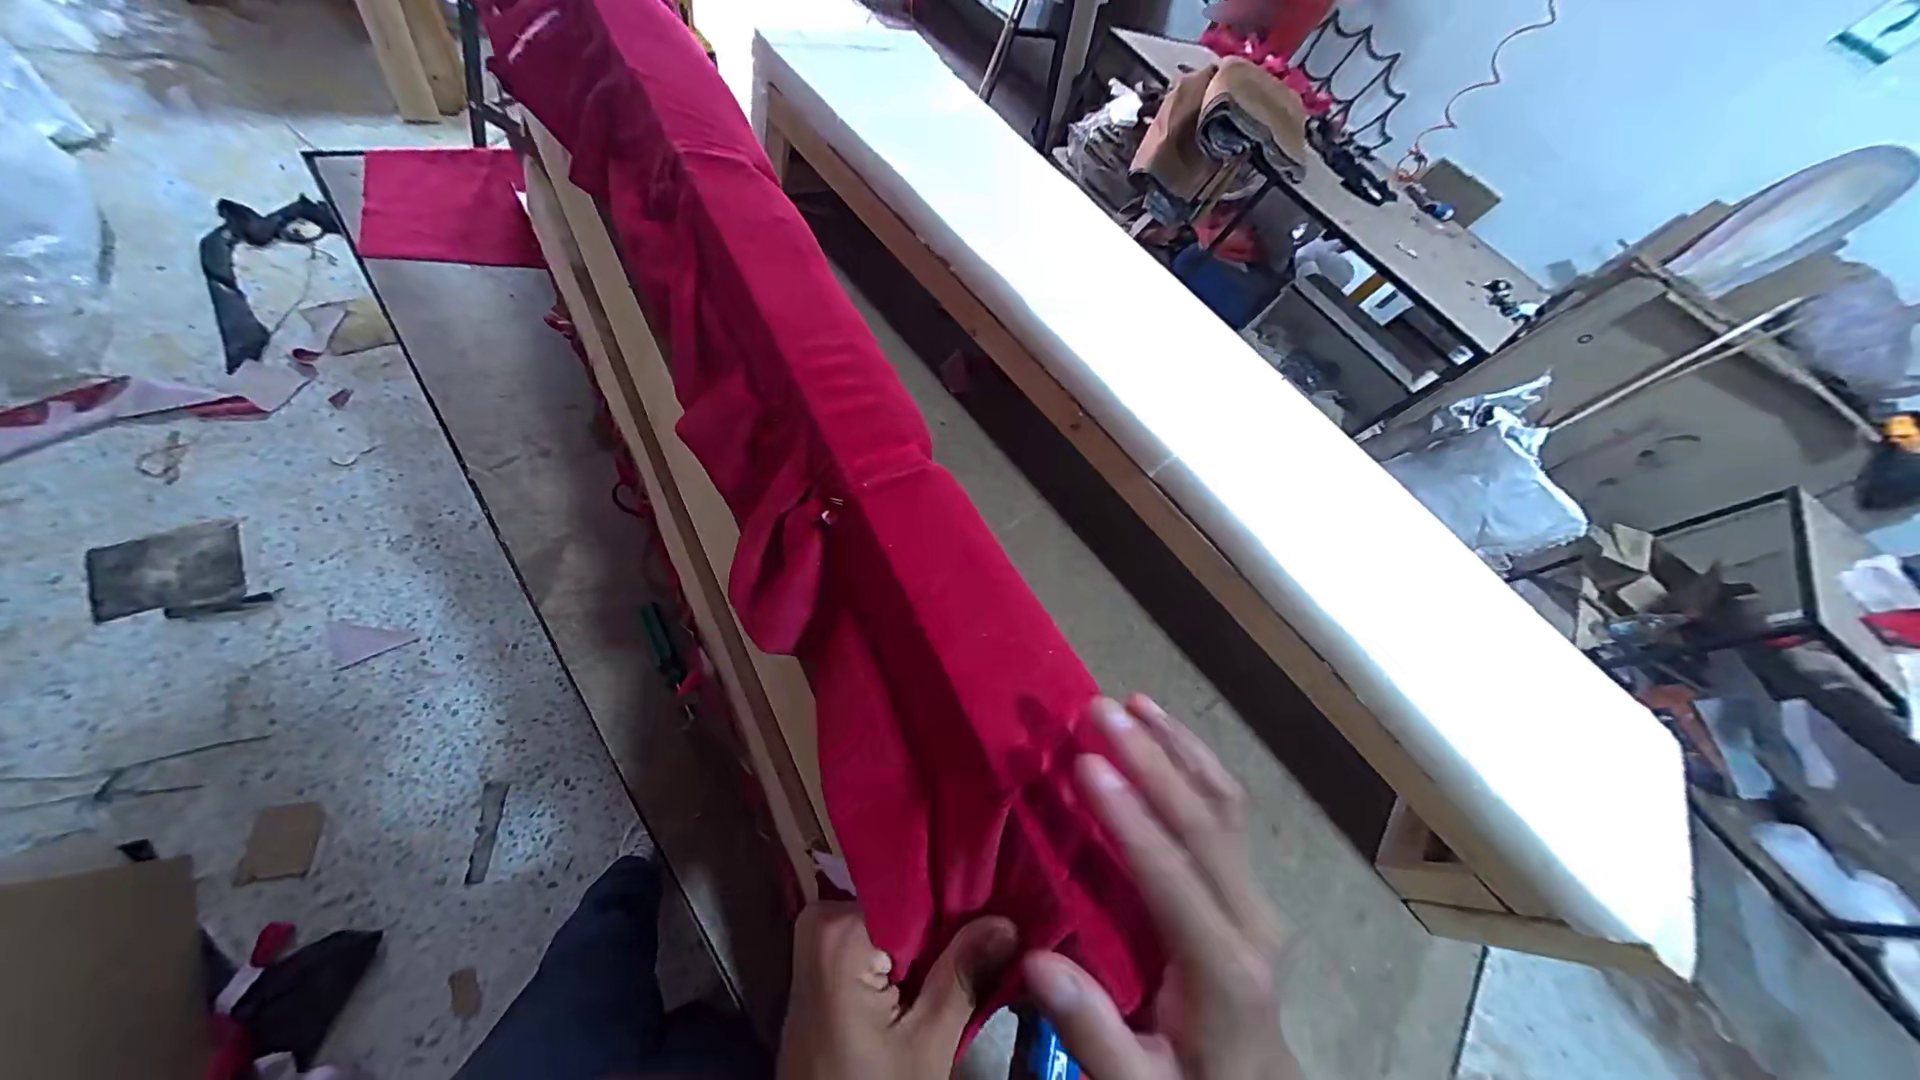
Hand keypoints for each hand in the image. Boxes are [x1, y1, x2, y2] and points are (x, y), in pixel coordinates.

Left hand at [777, 902, 1016, 1079]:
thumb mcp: (925, 1045)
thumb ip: (963, 975)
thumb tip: (1009, 921)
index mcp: (839, 930)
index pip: (911, 884)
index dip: (956, 891)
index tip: (997, 895)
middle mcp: (822, 919)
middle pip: (902, 897)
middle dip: (947, 914)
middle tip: (995, 922)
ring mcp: (819, 937)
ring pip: (895, 914)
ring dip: (933, 932)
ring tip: (980, 935)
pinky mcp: (826, 957)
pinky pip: (879, 932)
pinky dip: (911, 947)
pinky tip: (946, 955)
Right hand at [1023, 695, 1301, 1079]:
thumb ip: (1094, 1035)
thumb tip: (1037, 963)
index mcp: (1225, 971)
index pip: (1172, 875)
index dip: (1128, 817)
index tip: (1083, 762)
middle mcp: (1250, 918)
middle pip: (1203, 821)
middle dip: (1150, 758)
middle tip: (1099, 709)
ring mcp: (1255, 894)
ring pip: (1223, 801)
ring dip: (1176, 746)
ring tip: (1135, 702)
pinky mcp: (1247, 883)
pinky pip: (1226, 809)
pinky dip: (1195, 760)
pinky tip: (1164, 730)